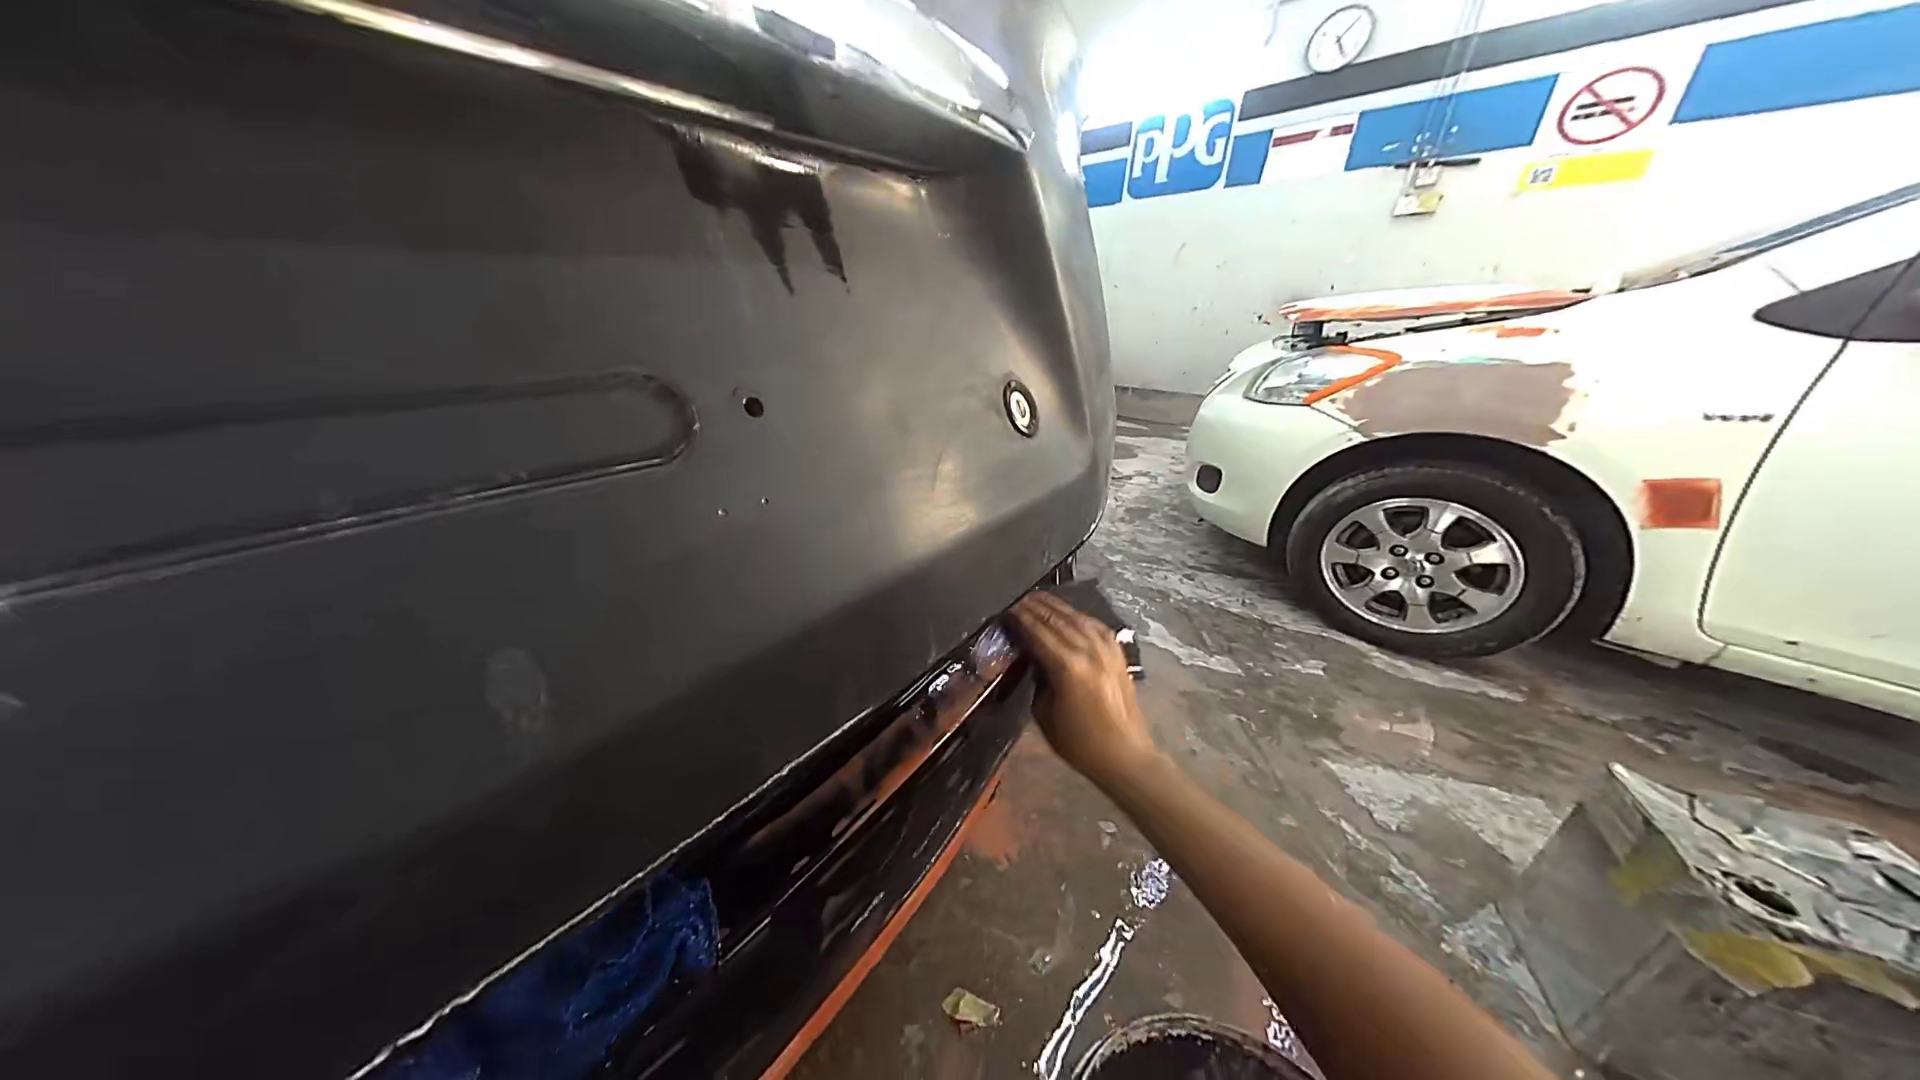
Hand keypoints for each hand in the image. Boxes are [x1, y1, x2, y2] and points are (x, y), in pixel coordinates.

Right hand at [1009, 591, 1162, 787]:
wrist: (1124, 755)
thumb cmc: (1079, 742)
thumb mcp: (1043, 712)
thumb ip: (1037, 678)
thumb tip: (1034, 657)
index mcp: (1067, 666)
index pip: (1037, 632)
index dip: (1019, 618)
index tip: (1006, 610)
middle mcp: (1088, 651)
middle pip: (1056, 619)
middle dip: (1034, 607)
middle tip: (1017, 599)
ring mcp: (1106, 649)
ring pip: (1076, 617)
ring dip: (1055, 606)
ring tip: (1038, 599)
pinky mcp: (1117, 653)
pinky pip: (1094, 625)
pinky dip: (1078, 616)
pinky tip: (1069, 614)